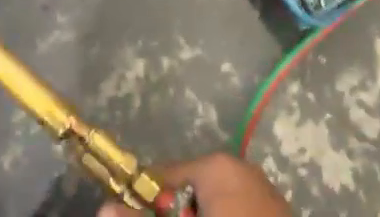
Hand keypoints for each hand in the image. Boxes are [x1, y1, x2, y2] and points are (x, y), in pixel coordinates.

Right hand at [99, 153, 291, 216]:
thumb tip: (103, 208)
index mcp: (217, 166)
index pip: (161, 176)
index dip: (140, 202)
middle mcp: (240, 170)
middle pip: (186, 195)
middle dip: (170, 215)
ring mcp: (263, 195)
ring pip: (211, 207)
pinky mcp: (275, 214)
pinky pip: (235, 213)